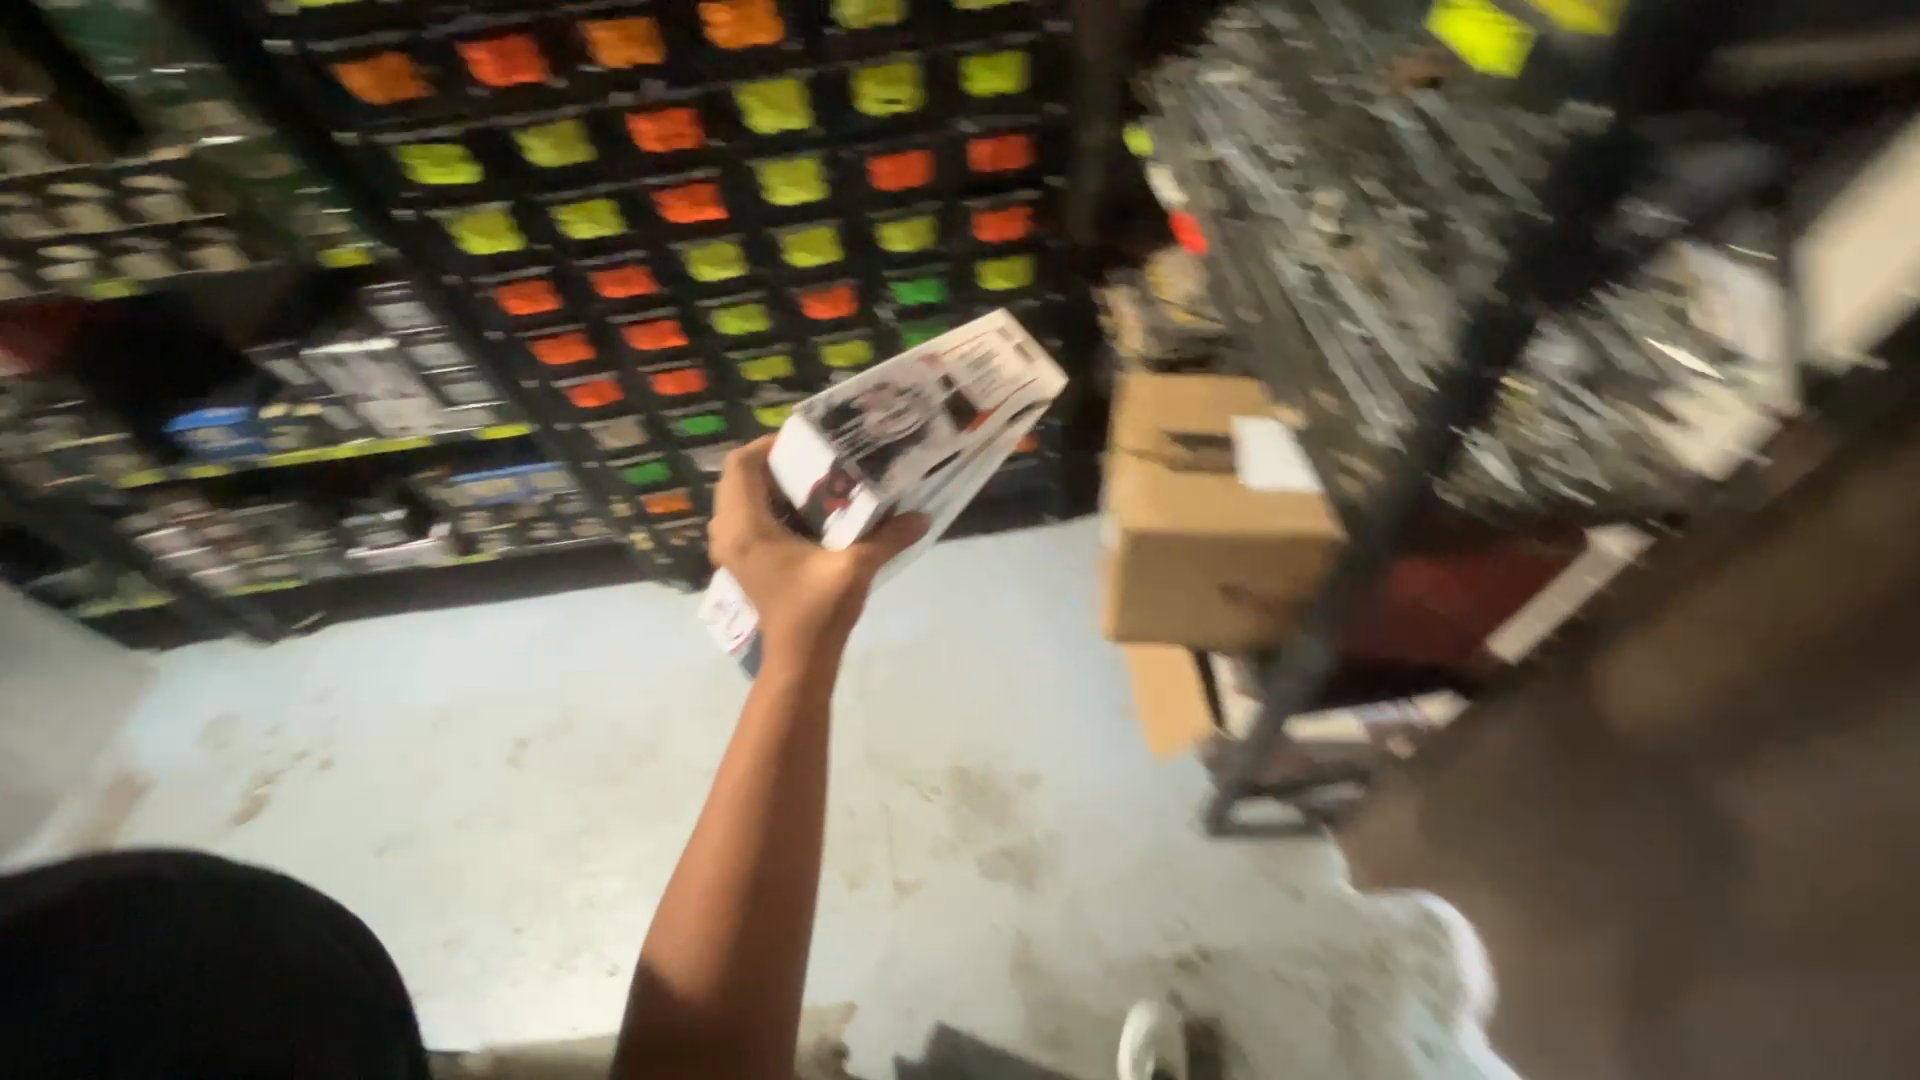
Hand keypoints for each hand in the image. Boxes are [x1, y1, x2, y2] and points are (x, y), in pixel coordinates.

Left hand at [709, 436, 928, 664]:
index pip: (741, 465)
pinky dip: (767, 507)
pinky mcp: (743, 562)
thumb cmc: (818, 611)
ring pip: (738, 499)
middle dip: (772, 463)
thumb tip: (923, 516)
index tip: (806, 443)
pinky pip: (744, 518)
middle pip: (737, 478)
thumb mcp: (856, 568)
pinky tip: (804, 513)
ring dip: (769, 486)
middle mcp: (730, 533)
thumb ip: (888, 537)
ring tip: (810, 482)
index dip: (769, 445)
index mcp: (747, 527)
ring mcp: (732, 550)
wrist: (799, 660)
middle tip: (813, 460)